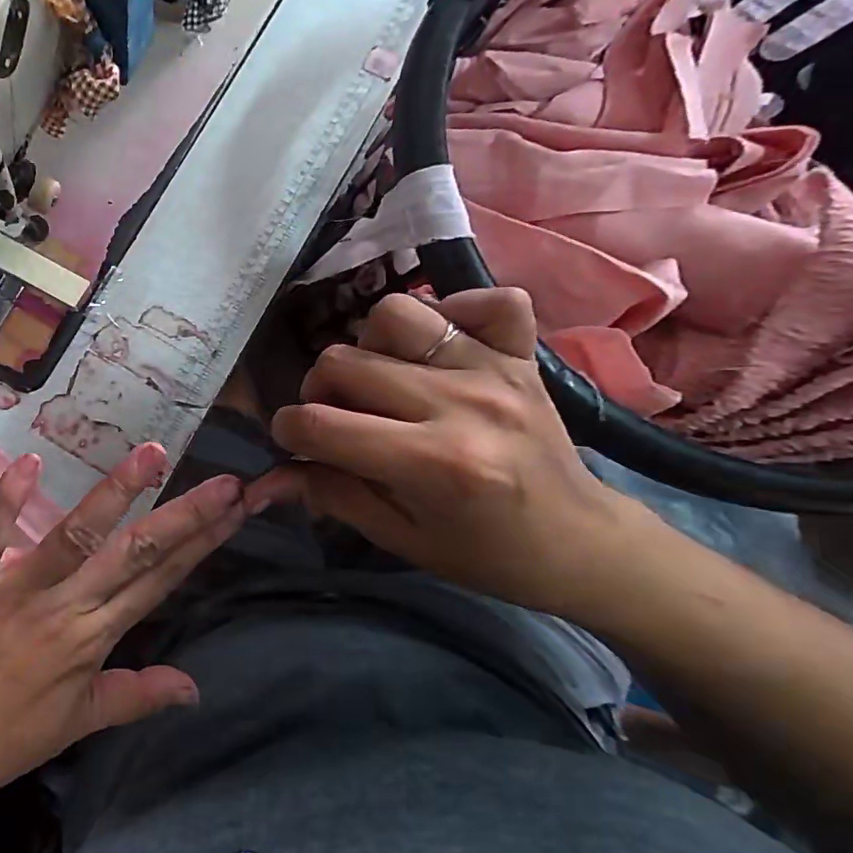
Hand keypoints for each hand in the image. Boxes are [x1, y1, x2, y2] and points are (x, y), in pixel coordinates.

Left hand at [0, 445, 250, 830]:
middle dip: (183, 516)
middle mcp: (67, 609)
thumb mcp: (79, 721)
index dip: (201, 542)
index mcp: (95, 636)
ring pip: (77, 537)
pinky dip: (9, 501)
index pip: (159, 580)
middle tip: (224, 482)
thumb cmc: (3, 733)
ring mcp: (18, 592)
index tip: (234, 507)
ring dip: (115, 494)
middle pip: (135, 554)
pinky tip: (32, 463)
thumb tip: (194, 687)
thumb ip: (137, 694)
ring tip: (151, 455)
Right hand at [247, 288, 669, 618]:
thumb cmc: (484, 551)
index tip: (297, 442)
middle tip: (338, 417)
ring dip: (371, 345)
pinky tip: (437, 348)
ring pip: (395, 315)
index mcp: (432, 463)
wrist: (583, 544)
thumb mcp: (398, 536)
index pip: (318, 424)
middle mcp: (462, 405)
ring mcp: (495, 371)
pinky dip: (455, 311)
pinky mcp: (521, 356)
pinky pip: (490, 301)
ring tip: (382, 378)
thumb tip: (269, 475)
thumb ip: (328, 494)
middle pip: (342, 362)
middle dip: (319, 391)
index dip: (289, 431)